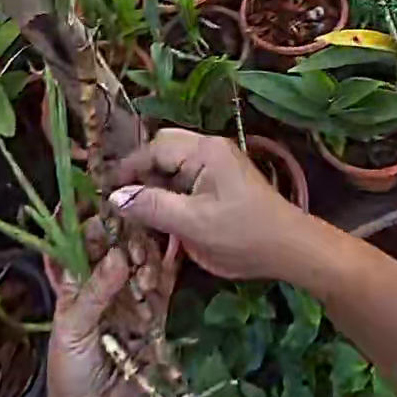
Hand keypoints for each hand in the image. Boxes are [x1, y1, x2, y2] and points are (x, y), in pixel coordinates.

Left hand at [44, 223, 172, 396]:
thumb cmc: (72, 373)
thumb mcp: (71, 331)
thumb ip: (94, 293)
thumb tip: (118, 255)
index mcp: (77, 279)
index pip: (86, 240)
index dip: (95, 222)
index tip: (106, 206)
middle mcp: (106, 278)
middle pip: (119, 241)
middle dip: (126, 236)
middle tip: (131, 247)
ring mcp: (133, 290)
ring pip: (143, 255)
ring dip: (145, 255)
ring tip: (143, 276)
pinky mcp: (157, 305)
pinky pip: (164, 278)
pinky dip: (165, 266)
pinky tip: (166, 260)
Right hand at [107, 129, 322, 281]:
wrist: (289, 248)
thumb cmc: (243, 234)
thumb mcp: (192, 224)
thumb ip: (153, 207)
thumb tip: (114, 196)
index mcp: (204, 151)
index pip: (155, 147)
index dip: (129, 168)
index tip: (107, 191)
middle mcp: (209, 149)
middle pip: (162, 151)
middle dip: (141, 173)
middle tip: (122, 203)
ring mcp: (216, 163)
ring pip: (172, 165)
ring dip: (154, 185)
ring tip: (137, 212)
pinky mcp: (219, 180)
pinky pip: (185, 178)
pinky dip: (169, 193)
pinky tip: (160, 216)